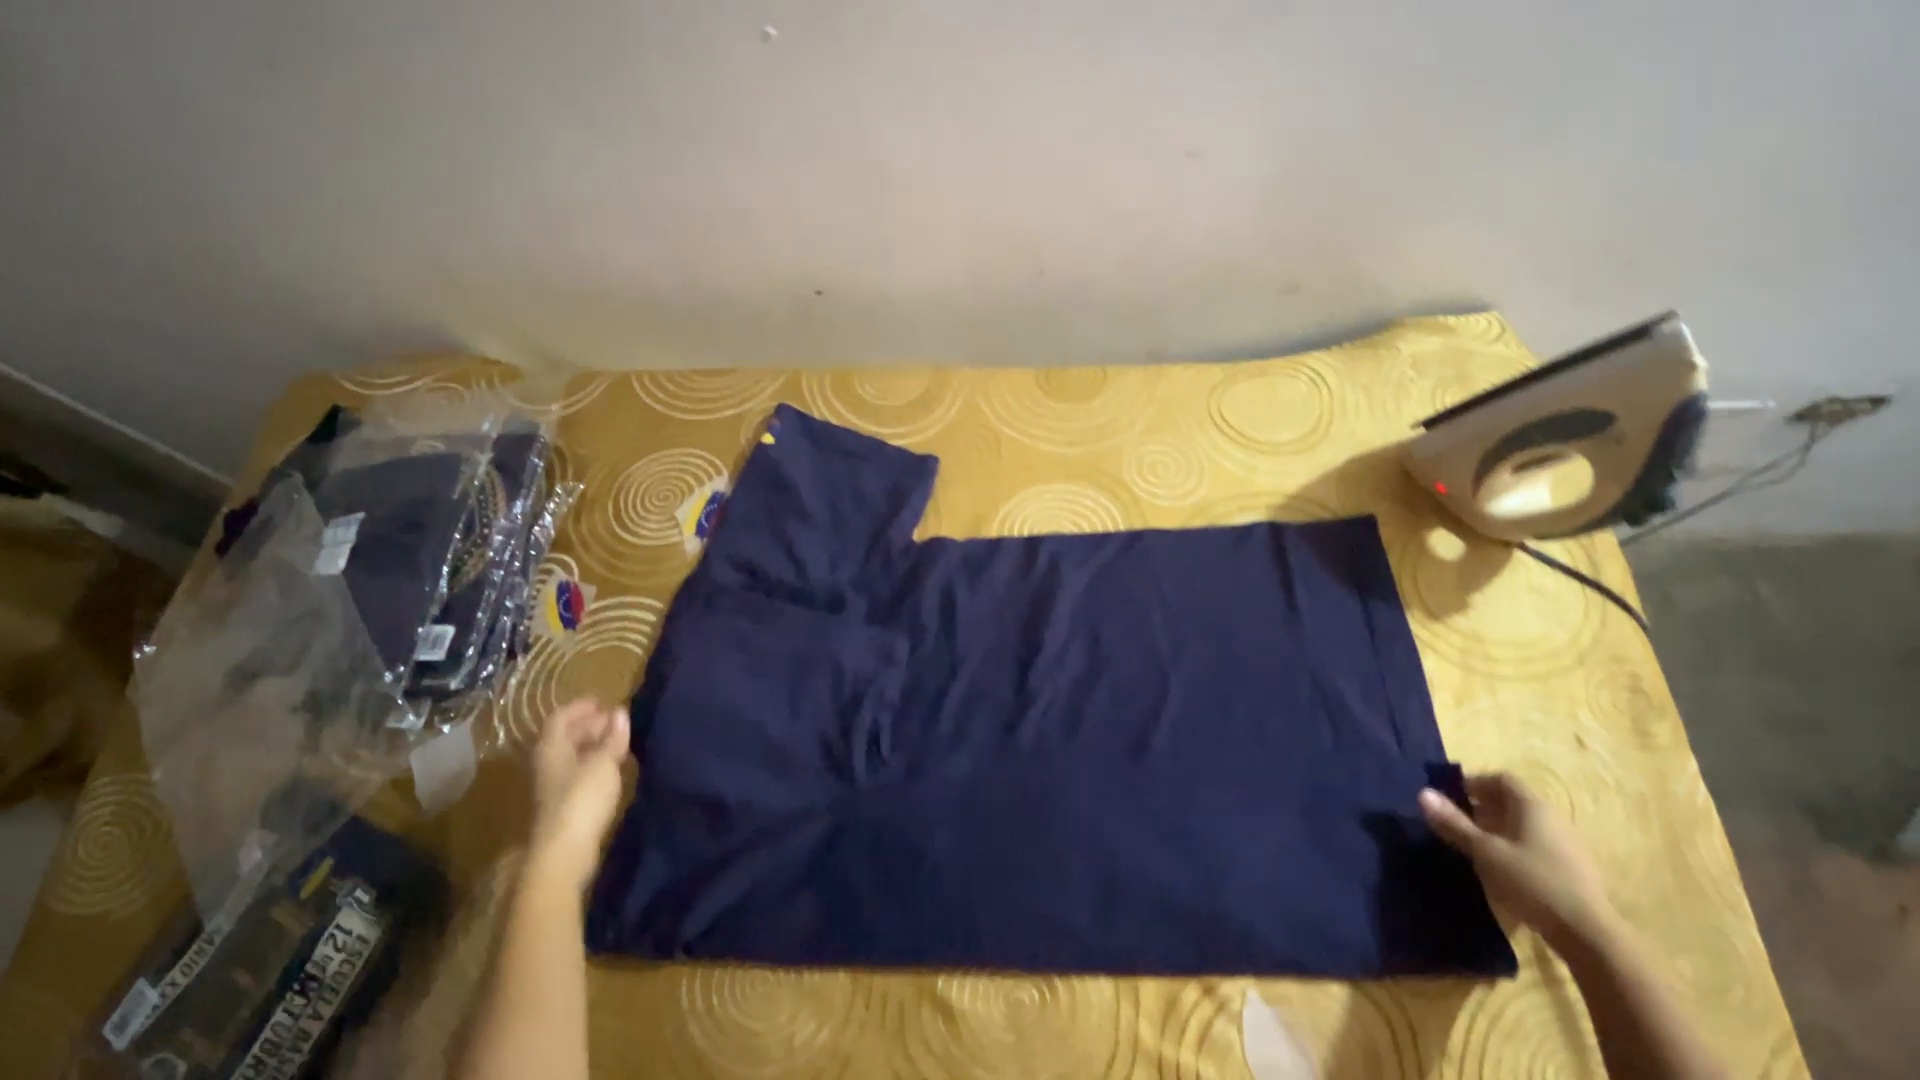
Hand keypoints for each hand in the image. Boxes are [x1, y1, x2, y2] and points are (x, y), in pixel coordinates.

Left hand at [527, 697, 631, 894]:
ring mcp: (553, 785)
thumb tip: (620, 712)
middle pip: (565, 736)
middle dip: (589, 726)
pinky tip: (611, 768)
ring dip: (592, 746)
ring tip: (618, 741)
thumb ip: (612, 738)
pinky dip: (593, 764)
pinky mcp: (563, 804)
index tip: (603, 701)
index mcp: (551, 747)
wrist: (564, 851)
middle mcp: (547, 763)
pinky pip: (578, 773)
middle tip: (615, 720)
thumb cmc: (582, 799)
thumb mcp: (603, 763)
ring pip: (572, 756)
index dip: (581, 707)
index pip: (561, 717)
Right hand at [1419, 772, 1616, 948]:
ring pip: (1524, 823)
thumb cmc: (1532, 882)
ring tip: (1475, 846)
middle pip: (1513, 800)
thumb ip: (1454, 824)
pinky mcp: (1570, 866)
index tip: (1451, 798)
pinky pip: (1535, 843)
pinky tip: (1503, 868)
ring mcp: (1565, 842)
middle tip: (1457, 823)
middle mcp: (1552, 817)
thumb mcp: (1485, 853)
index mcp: (1532, 806)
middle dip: (1482, 806)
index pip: (1501, 778)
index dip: (1473, 783)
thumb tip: (1422, 793)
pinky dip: (1513, 845)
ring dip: (1497, 828)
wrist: (1586, 931)